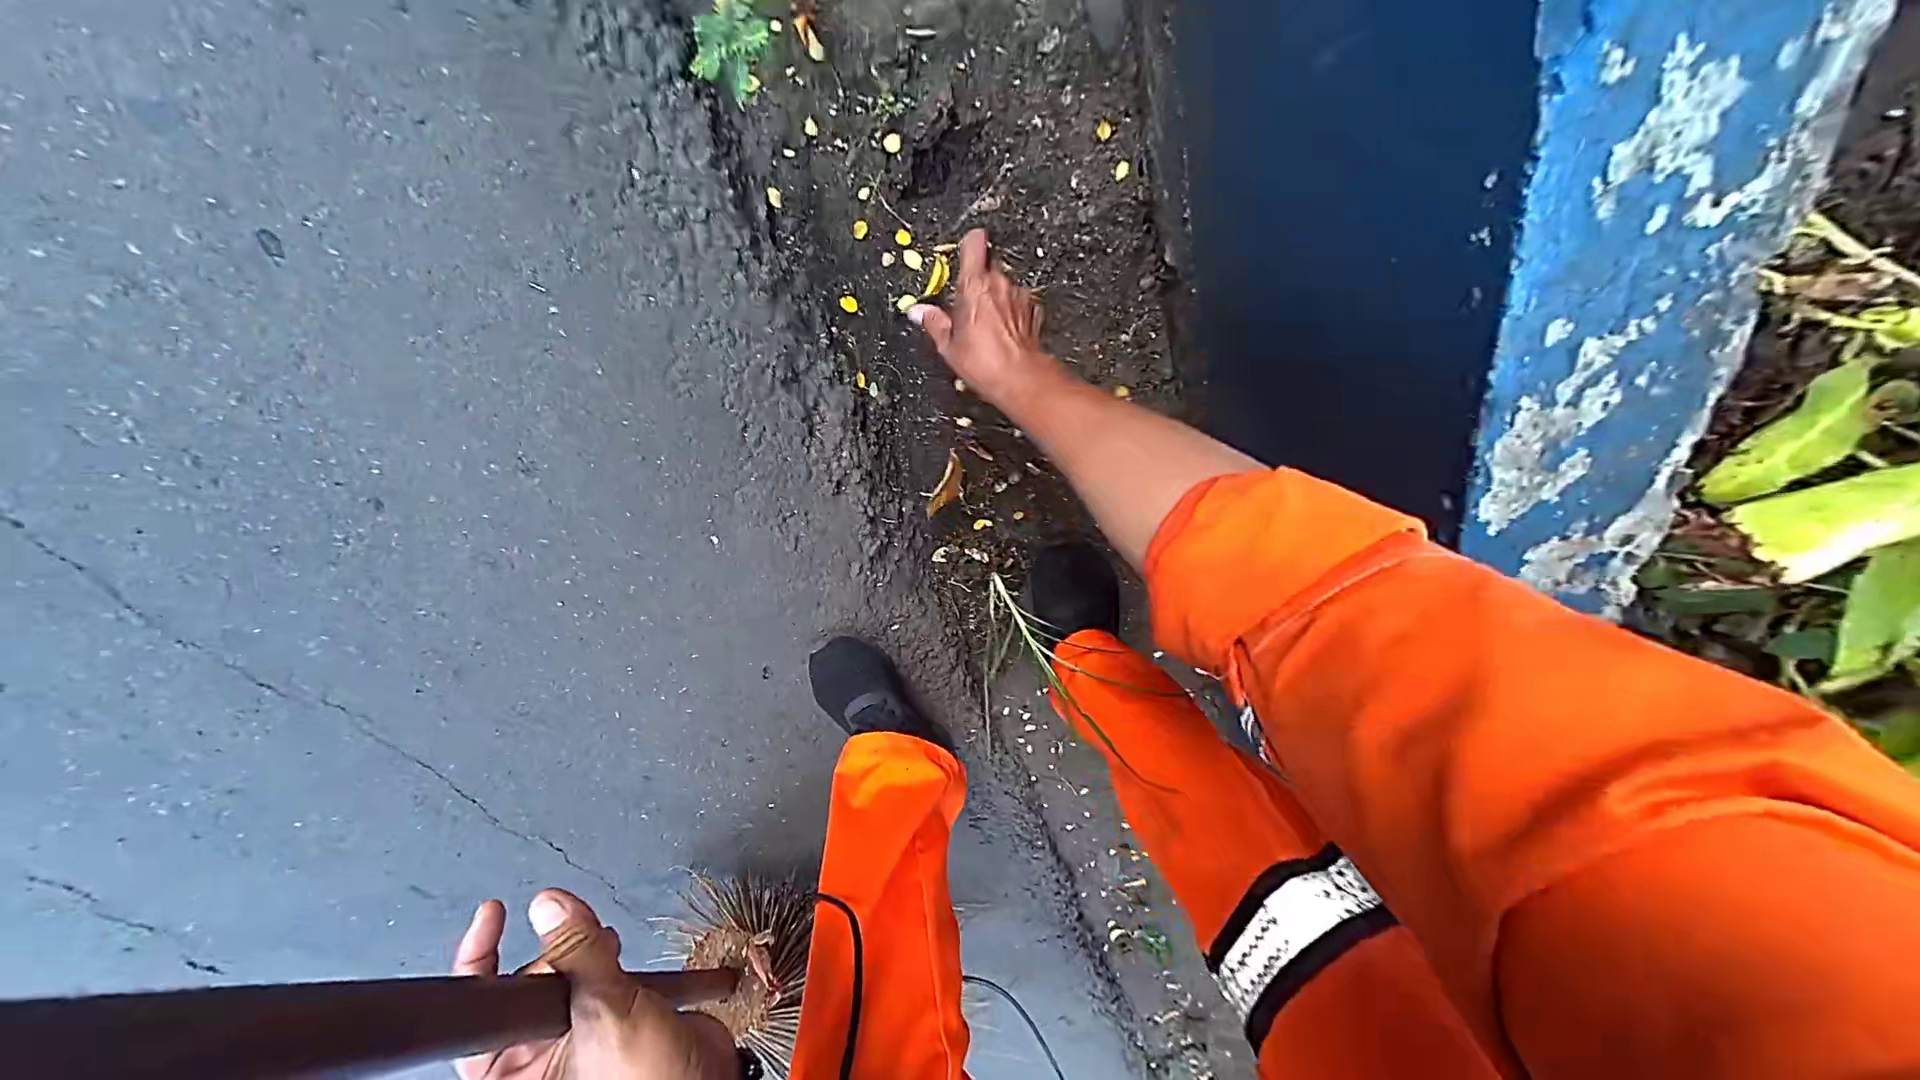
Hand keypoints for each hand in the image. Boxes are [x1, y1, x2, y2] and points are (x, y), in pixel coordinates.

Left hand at [452, 889, 738, 1079]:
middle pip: (528, 982)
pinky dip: (609, 954)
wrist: (708, 1079)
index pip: (479, 1010)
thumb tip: (550, 906)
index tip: (493, 914)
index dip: (479, 960)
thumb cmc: (650, 1078)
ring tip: (610, 947)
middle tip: (585, 944)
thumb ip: (580, 955)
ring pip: (565, 974)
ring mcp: (571, 1037)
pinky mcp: (606, 1016)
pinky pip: (596, 973)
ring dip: (588, 951)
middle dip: (557, 953)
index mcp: (513, 1075)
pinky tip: (620, 950)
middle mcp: (536, 1058)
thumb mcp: (607, 1013)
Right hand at [909, 229, 1069, 411]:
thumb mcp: (949, 346)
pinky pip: (1017, 302)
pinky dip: (1010, 312)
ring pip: (1003, 285)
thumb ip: (934, 322)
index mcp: (974, 285)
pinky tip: (1002, 332)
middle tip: (967, 304)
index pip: (974, 241)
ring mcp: (1018, 295)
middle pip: (988, 265)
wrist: (1020, 378)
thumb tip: (919, 312)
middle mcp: (999, 283)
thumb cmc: (985, 362)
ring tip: (985, 325)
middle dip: (978, 280)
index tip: (962, 254)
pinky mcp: (1032, 310)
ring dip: (995, 297)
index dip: (968, 244)